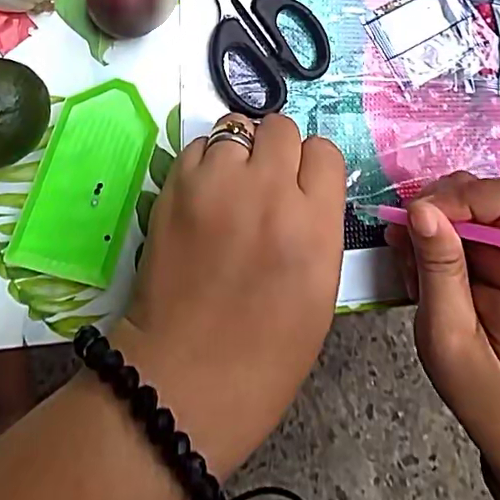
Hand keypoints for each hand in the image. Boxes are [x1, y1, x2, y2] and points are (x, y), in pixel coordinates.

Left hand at [114, 113, 345, 477]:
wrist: (189, 372)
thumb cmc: (267, 350)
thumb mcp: (321, 288)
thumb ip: (318, 224)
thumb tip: (304, 187)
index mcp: (314, 223)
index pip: (324, 151)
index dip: (313, 165)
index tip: (302, 182)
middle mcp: (267, 191)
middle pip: (281, 128)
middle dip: (277, 149)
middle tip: (265, 178)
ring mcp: (216, 184)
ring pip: (236, 128)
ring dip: (238, 151)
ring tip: (230, 184)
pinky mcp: (175, 186)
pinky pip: (197, 146)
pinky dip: (204, 162)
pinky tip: (203, 194)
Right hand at [386, 173, 499, 499]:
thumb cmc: (484, 390)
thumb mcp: (449, 334)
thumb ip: (438, 268)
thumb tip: (419, 208)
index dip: (464, 195)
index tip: (419, 216)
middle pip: (486, 192)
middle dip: (438, 208)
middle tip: (405, 241)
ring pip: (464, 204)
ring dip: (428, 224)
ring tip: (410, 264)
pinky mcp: (493, 257)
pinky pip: (455, 225)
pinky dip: (427, 238)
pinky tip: (417, 269)